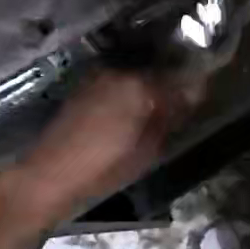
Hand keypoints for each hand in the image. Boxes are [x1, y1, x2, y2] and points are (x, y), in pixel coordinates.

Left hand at [0, 69, 198, 233]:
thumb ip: (169, 118)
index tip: (201, 96)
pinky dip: (128, 91)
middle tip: (179, 105)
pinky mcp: (84, 86)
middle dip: (170, 85)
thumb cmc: (103, 169)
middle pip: (156, 72)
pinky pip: (116, 82)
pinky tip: (129, 111)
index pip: (179, 77)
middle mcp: (120, 73)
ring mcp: (99, 77)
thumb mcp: (147, 150)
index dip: (193, 87)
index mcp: (140, 87)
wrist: (48, 176)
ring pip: (135, 76)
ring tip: (155, 110)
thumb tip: (187, 100)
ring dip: (148, 87)